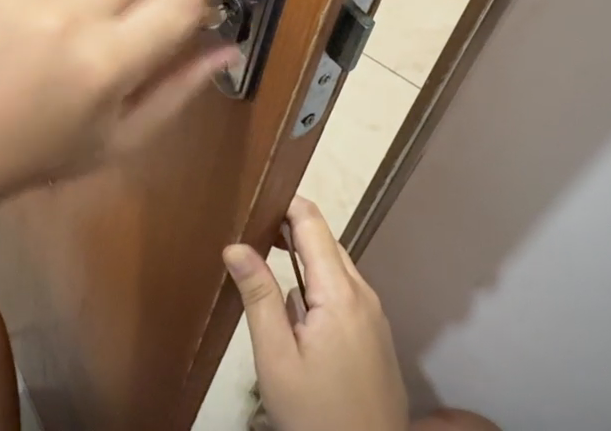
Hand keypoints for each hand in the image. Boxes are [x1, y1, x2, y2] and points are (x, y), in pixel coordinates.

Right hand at [226, 197, 408, 430]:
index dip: (285, 204)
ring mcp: (374, 316)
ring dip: (302, 265)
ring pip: (334, 271)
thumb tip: (235, 245)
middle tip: (248, 236)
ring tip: (264, 272)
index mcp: (340, 292)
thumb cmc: (315, 414)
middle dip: (288, 233)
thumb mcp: (276, 358)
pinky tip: (294, 318)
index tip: (253, 201)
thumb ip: (258, 297)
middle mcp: (363, 294)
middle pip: (325, 243)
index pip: (313, 223)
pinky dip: (317, 291)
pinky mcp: (375, 337)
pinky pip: (343, 296)